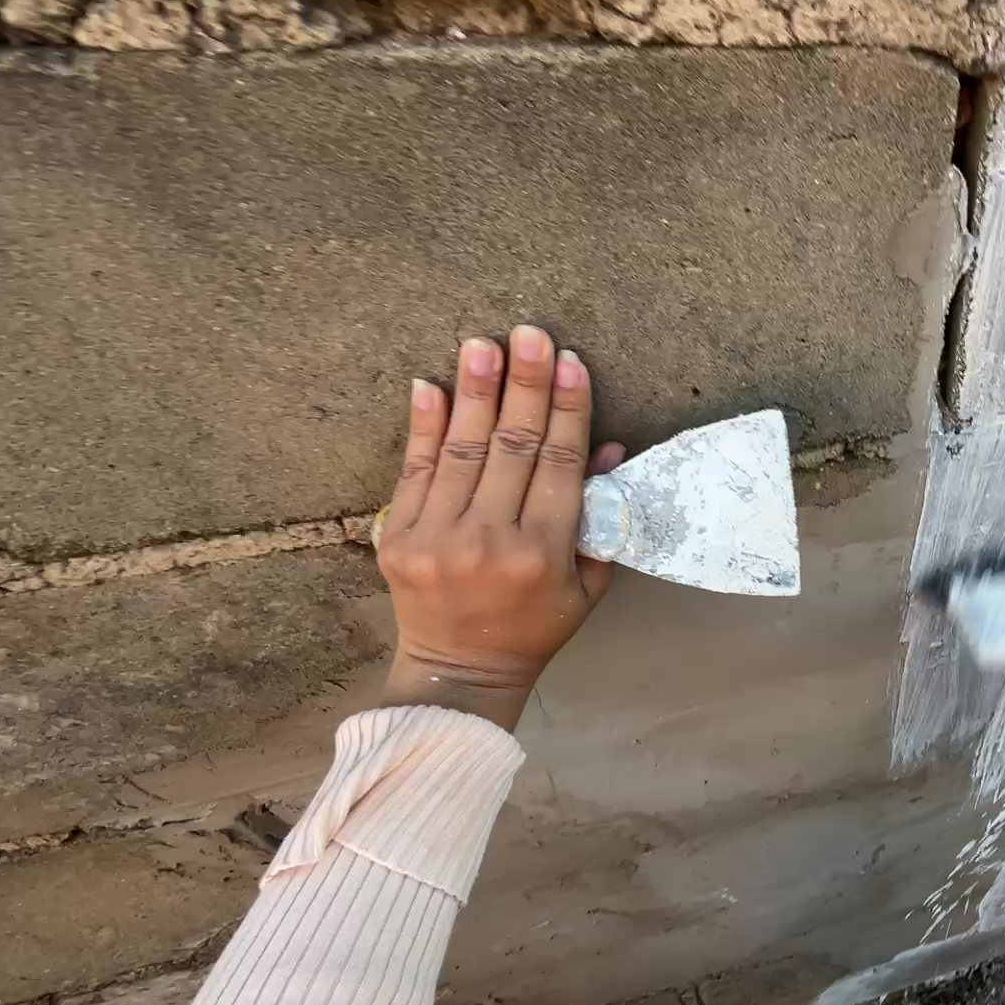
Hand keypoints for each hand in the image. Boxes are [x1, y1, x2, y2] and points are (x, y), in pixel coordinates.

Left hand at [375, 325, 625, 729]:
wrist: (459, 670)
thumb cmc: (538, 625)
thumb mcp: (588, 583)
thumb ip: (600, 518)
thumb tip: (607, 448)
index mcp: (543, 554)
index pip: (559, 465)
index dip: (568, 410)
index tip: (572, 363)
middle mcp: (489, 540)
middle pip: (514, 447)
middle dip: (525, 385)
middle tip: (530, 334)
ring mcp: (436, 537)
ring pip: (463, 449)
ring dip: (476, 392)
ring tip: (482, 343)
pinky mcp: (397, 537)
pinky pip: (414, 470)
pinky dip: (423, 424)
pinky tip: (431, 384)